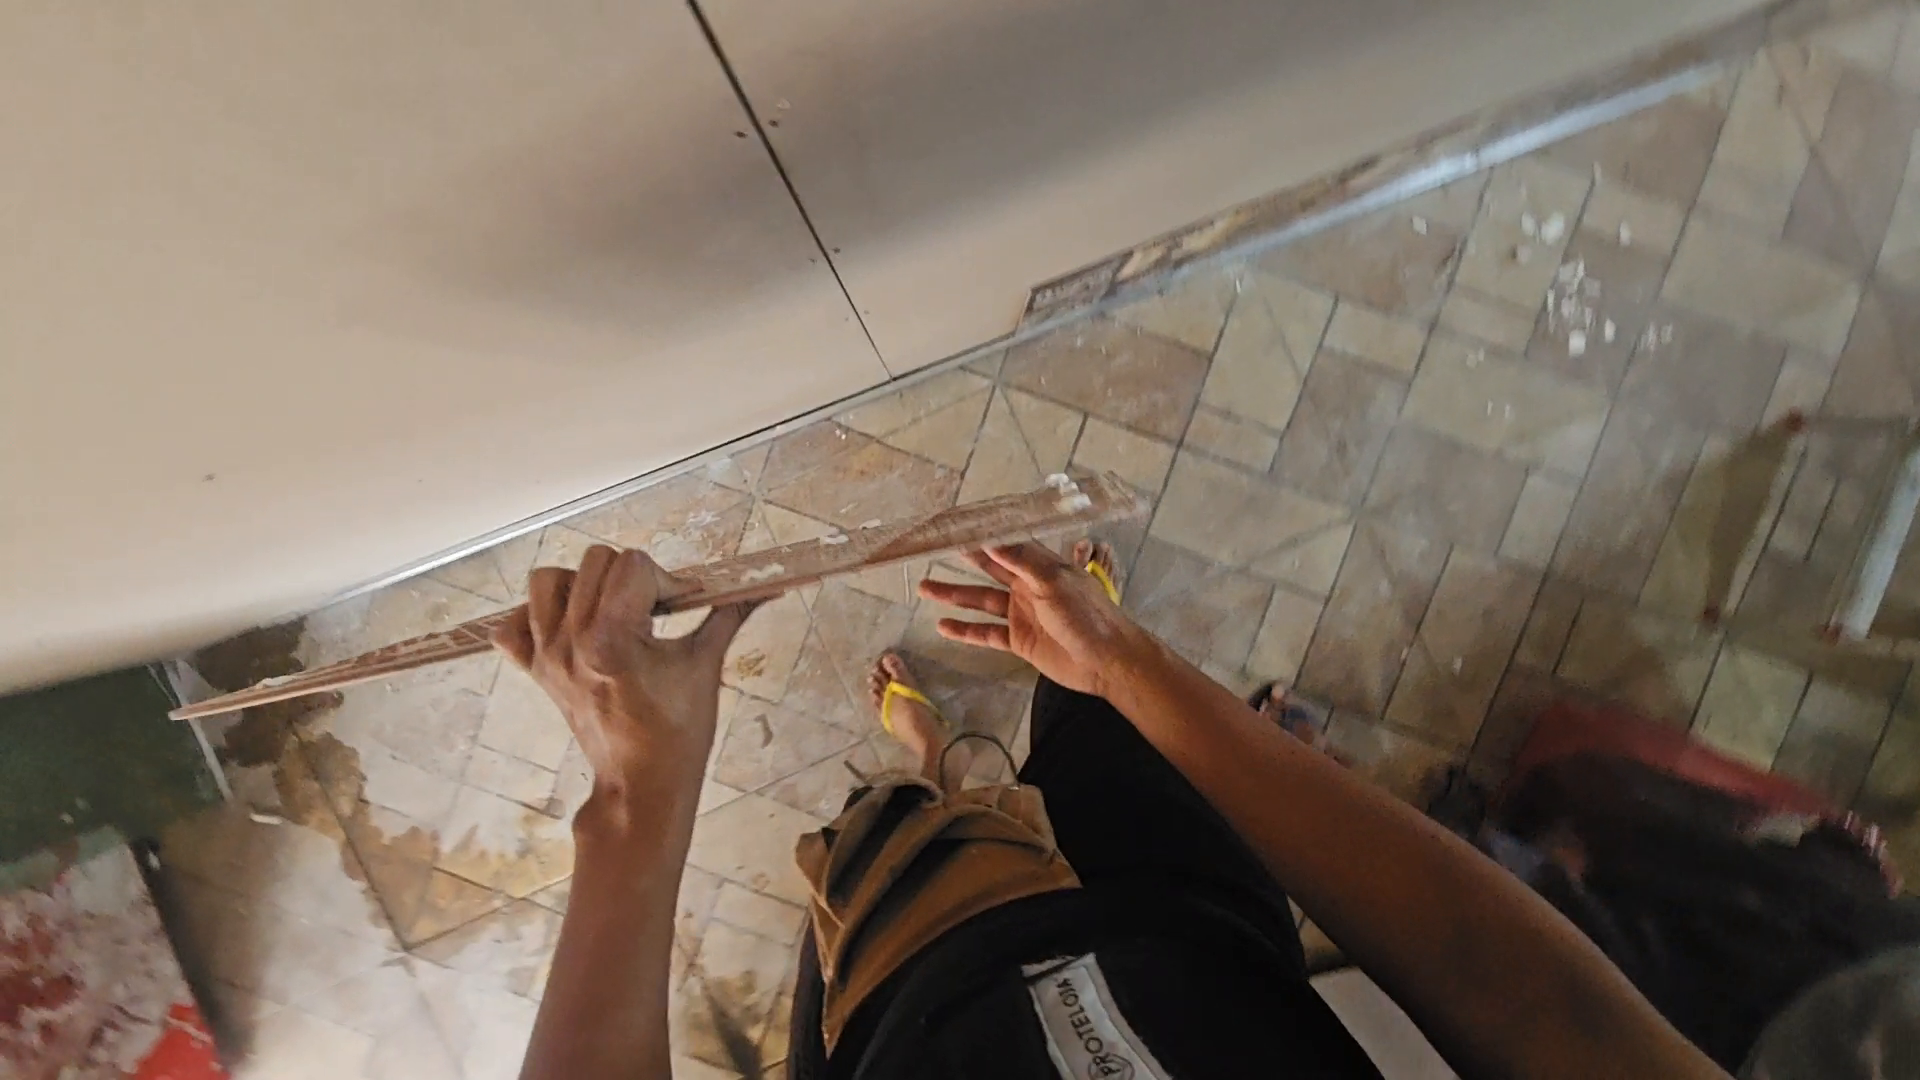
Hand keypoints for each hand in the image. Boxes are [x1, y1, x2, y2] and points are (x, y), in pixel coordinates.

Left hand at [491, 545, 757, 807]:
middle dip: (632, 576)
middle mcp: (571, 640)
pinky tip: (573, 627)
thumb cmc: (680, 728)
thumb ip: (729, 615)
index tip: (683, 604)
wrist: (642, 782)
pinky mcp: (534, 673)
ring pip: (546, 582)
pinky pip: (511, 626)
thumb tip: (765, 587)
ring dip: (584, 586)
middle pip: (594, 563)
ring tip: (613, 610)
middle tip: (654, 607)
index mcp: (612, 636)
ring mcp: (546, 656)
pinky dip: (536, 618)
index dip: (667, 578)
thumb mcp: (706, 663)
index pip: (633, 565)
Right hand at [917, 543, 1148, 697]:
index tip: (954, 527)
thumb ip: (1020, 561)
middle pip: (988, 571)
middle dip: (961, 562)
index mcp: (1040, 567)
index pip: (1005, 546)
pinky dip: (965, 631)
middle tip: (932, 552)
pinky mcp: (1019, 641)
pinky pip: (986, 633)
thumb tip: (989, 538)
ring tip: (924, 588)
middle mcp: (1027, 587)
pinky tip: (942, 626)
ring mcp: (1022, 614)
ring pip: (981, 602)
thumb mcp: (1054, 582)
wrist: (1107, 661)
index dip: (981, 537)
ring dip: (954, 596)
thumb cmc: (1086, 615)